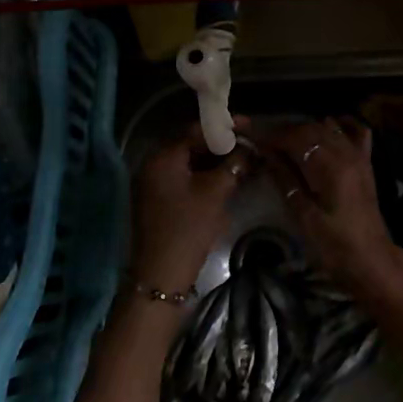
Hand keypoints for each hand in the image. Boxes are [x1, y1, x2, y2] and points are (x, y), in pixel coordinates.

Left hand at [133, 118, 250, 293]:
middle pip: (192, 146)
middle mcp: (153, 166)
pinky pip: (185, 180)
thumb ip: (234, 164)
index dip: (225, 127)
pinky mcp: (159, 202)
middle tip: (249, 146)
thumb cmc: (188, 228)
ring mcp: (154, 185)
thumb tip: (249, 149)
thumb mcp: (216, 192)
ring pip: (190, 164)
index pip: (195, 130)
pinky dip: (205, 178)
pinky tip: (227, 182)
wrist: (162, 275)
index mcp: (162, 158)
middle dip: (222, 146)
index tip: (249, 126)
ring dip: (216, 163)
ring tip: (244, 163)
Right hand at [263, 117, 402, 303]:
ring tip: (280, 138)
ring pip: (328, 128)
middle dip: (281, 129)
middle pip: (309, 129)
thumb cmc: (335, 246)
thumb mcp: (304, 216)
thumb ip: (285, 179)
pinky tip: (326, 127)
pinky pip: (354, 132)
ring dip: (303, 129)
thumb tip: (265, 151)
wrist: (372, 260)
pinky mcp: (365, 163)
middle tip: (257, 135)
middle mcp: (346, 154)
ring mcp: (359, 156)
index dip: (267, 133)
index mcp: (330, 167)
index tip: (244, 129)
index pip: (294, 138)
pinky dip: (338, 126)